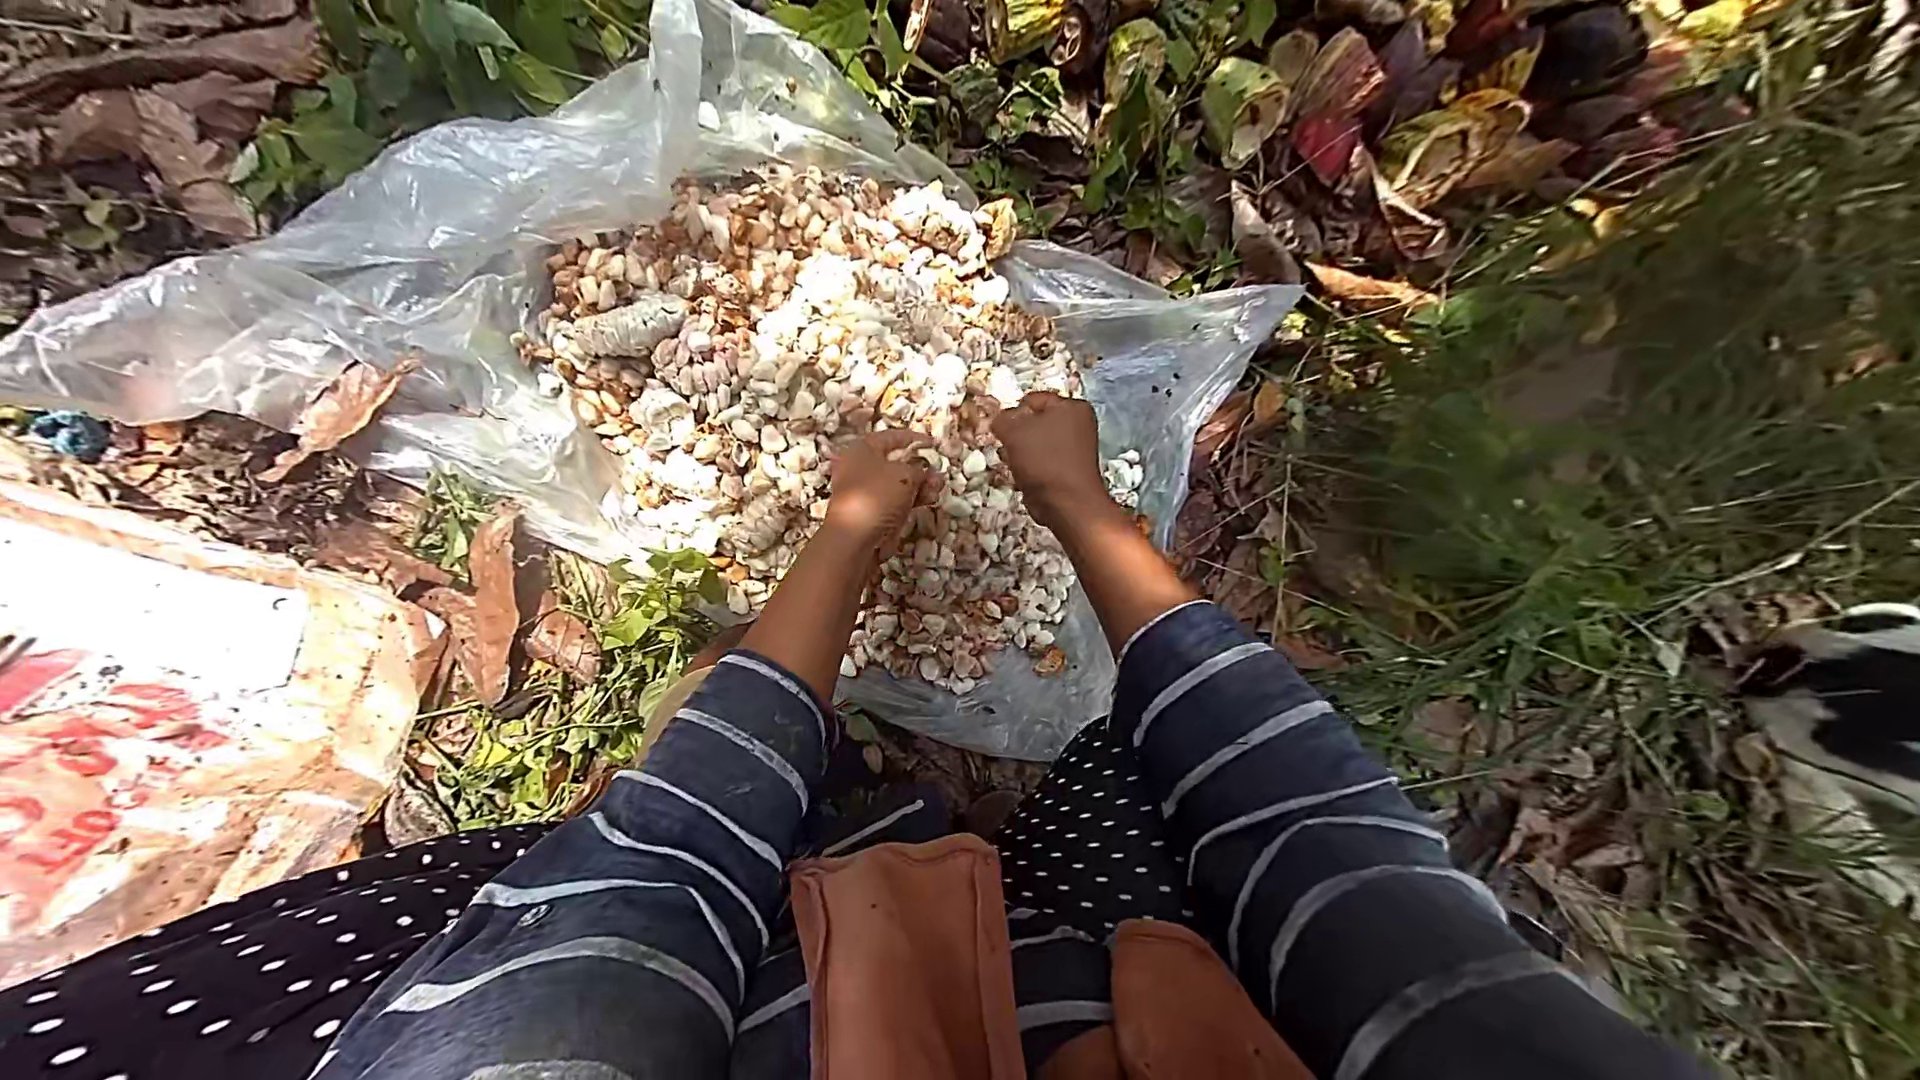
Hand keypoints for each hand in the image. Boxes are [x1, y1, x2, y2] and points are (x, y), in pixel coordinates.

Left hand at [825, 428, 931, 554]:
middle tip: (938, 474)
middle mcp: (860, 469)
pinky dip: (912, 500)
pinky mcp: (872, 514)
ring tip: (937, 490)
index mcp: (861, 450)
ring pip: (898, 485)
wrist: (856, 539)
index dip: (914, 438)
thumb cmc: (877, 496)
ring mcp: (865, 493)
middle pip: (896, 463)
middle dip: (921, 468)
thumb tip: (922, 472)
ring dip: (920, 486)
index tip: (933, 444)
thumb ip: (918, 469)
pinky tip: (929, 501)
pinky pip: (896, 502)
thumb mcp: (904, 474)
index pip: (891, 437)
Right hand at [991, 392, 1110, 531]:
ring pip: (1036, 445)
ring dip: (1020, 453)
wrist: (1066, 504)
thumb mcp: (1014, 431)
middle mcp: (1079, 426)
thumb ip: (1002, 419)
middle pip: (1035, 423)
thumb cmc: (1043, 460)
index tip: (999, 427)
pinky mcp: (1068, 472)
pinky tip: (1022, 477)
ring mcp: (1075, 451)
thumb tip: (1000, 420)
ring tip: (1012, 463)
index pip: (1034, 399)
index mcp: (1072, 407)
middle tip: (1005, 445)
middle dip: (1016, 434)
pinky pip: (1042, 463)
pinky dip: (1030, 468)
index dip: (1013, 411)